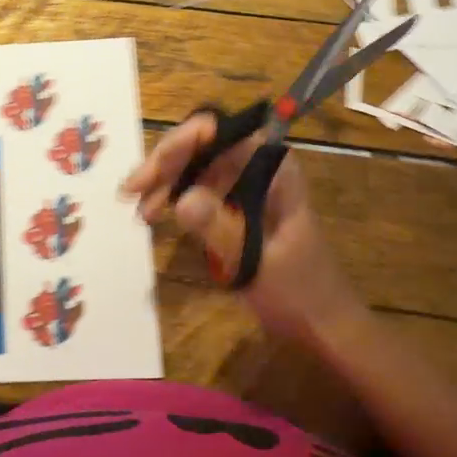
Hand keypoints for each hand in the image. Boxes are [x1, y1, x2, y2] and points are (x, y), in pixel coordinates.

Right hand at [122, 112, 361, 342]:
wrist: (326, 325)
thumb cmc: (300, 291)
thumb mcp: (257, 261)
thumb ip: (220, 229)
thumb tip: (180, 199)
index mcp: (270, 166)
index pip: (217, 131)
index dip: (180, 143)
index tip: (151, 173)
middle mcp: (255, 165)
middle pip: (199, 146)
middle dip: (163, 164)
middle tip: (130, 193)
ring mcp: (245, 184)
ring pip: (194, 166)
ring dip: (164, 181)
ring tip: (139, 209)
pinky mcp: (237, 206)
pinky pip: (200, 189)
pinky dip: (175, 198)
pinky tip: (155, 214)